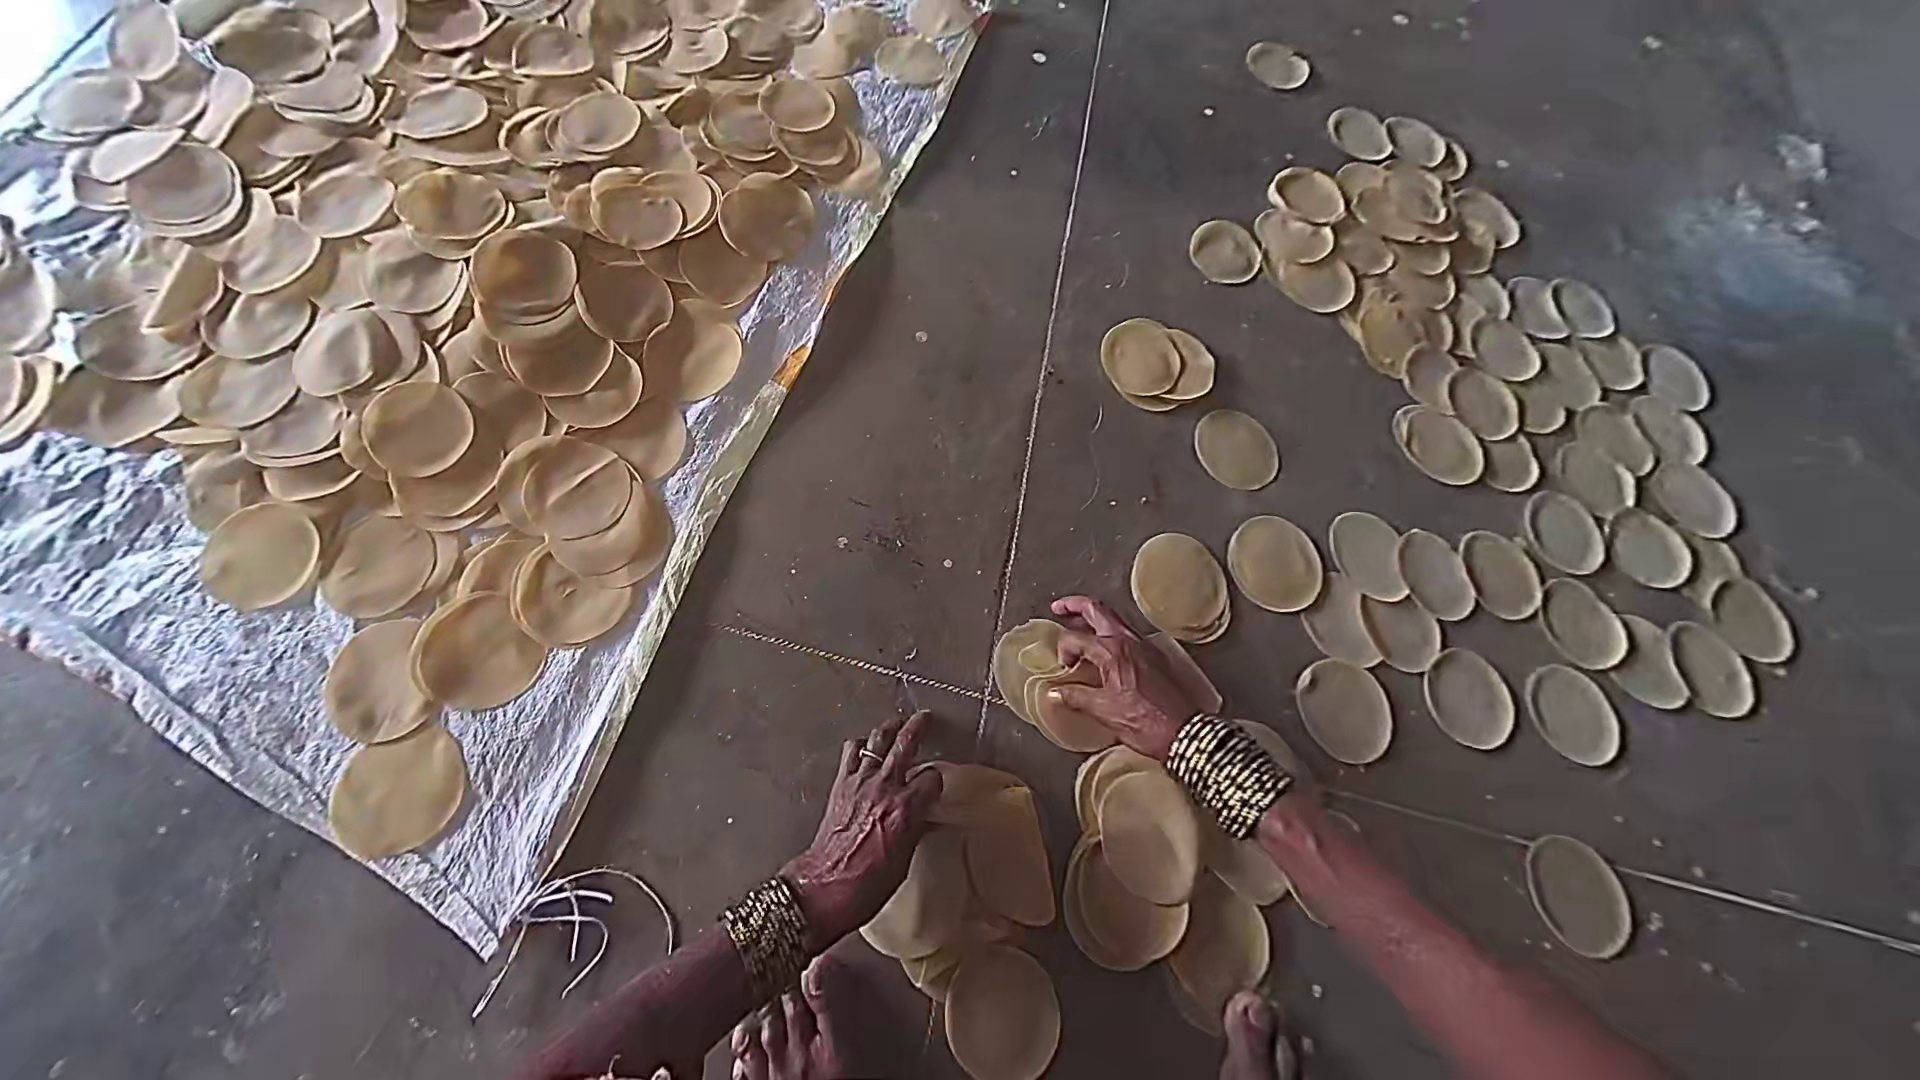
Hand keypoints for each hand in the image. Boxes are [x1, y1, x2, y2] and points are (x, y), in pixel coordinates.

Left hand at [783, 711, 941, 950]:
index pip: (932, 778)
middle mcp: (885, 788)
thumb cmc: (866, 885)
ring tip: (896, 723)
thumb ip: (917, 829)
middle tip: (925, 718)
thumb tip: (927, 818)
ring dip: (890, 728)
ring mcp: (861, 782)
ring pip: (878, 739)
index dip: (937, 779)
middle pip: (906, 743)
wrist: (824, 889)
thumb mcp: (904, 860)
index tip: (936, 783)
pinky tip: (866, 747)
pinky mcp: (841, 784)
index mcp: (906, 809)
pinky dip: (861, 745)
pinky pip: (852, 752)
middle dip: (919, 727)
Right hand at [1047, 595, 1198, 760]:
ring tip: (1079, 623)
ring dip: (1094, 617)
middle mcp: (1129, 641)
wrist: (1184, 732)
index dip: (1063, 650)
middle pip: (1097, 610)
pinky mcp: (1154, 656)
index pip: (1076, 638)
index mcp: (1112, 651)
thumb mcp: (1103, 710)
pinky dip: (1111, 632)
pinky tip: (1105, 647)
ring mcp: (1144, 646)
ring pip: (1114, 619)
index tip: (1062, 666)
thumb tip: (1056, 692)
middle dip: (1075, 605)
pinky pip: (1128, 634)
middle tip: (1060, 608)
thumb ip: (1075, 696)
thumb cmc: (1146, 722)